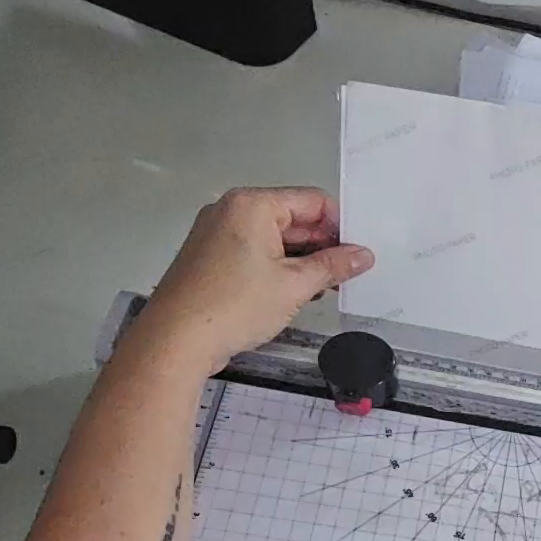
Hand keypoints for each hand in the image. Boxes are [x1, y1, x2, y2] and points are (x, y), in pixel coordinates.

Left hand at [127, 188, 373, 374]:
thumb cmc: (237, 305)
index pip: (313, 201)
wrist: (176, 340)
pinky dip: (279, 267)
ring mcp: (218, 232)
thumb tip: (364, 255)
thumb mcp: (296, 285)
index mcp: (253, 205)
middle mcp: (233, 210)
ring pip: (276, 237)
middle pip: (294, 217)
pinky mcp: (212, 256)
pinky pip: (257, 251)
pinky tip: (295, 293)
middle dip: (322, 245)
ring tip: (324, 288)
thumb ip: (334, 266)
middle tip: (346, 275)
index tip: (355, 256)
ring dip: (303, 259)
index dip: (340, 226)